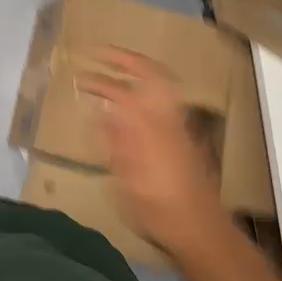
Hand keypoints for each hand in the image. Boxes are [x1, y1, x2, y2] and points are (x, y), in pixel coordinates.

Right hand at [80, 48, 227, 256]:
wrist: (201, 228)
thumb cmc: (158, 208)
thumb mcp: (126, 179)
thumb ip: (114, 141)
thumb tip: (100, 111)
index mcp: (147, 125)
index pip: (121, 90)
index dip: (99, 79)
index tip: (80, 75)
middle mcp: (166, 116)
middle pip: (150, 72)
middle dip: (125, 58)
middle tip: (102, 52)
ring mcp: (179, 124)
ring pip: (162, 83)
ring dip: (139, 69)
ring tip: (118, 68)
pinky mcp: (186, 136)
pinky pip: (166, 98)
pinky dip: (148, 88)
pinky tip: (134, 102)